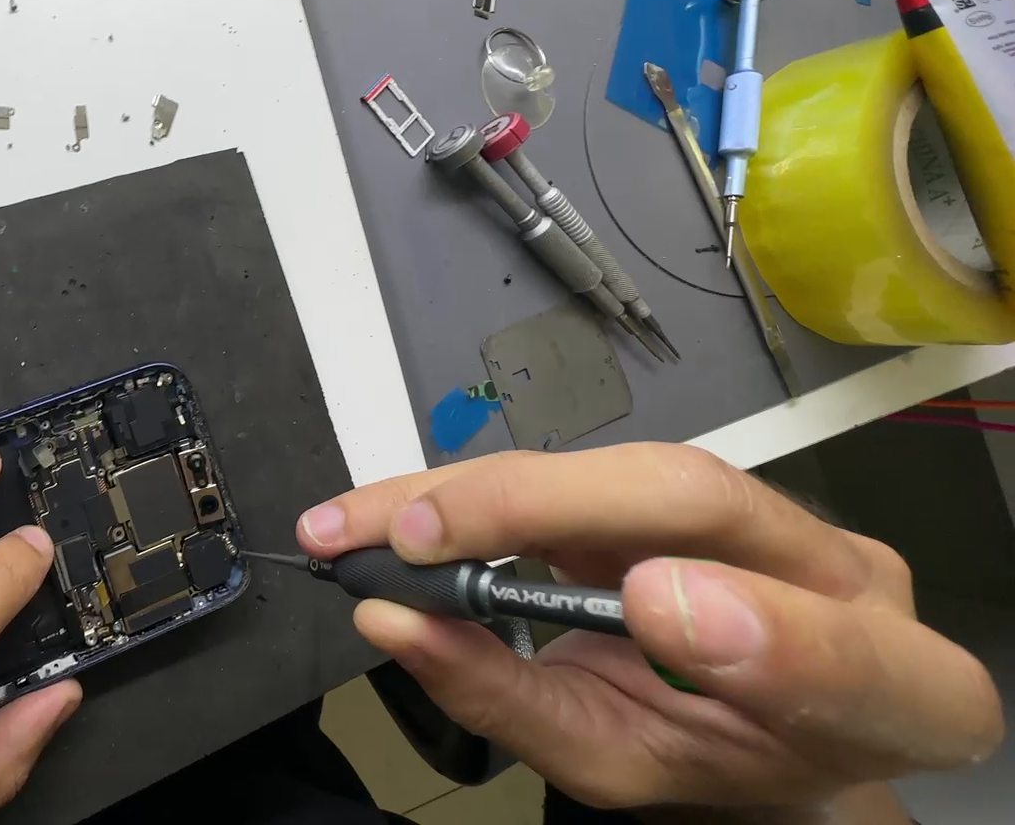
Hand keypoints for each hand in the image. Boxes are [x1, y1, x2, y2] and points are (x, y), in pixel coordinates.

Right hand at [297, 444, 1002, 816]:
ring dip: (448, 489)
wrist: (728, 699)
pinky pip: (535, 465)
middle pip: (674, 491)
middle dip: (520, 505)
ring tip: (338, 528)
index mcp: (885, 689)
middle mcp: (811, 560)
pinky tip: (368, 511)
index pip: (844, 652)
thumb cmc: (690, 745)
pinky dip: (441, 487)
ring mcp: (720, 502)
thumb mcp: (610, 761)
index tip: (646, 605)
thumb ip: (510, 702)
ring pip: (579, 462)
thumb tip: (394, 621)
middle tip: (399, 540)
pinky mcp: (633, 477)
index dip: (757, 630)